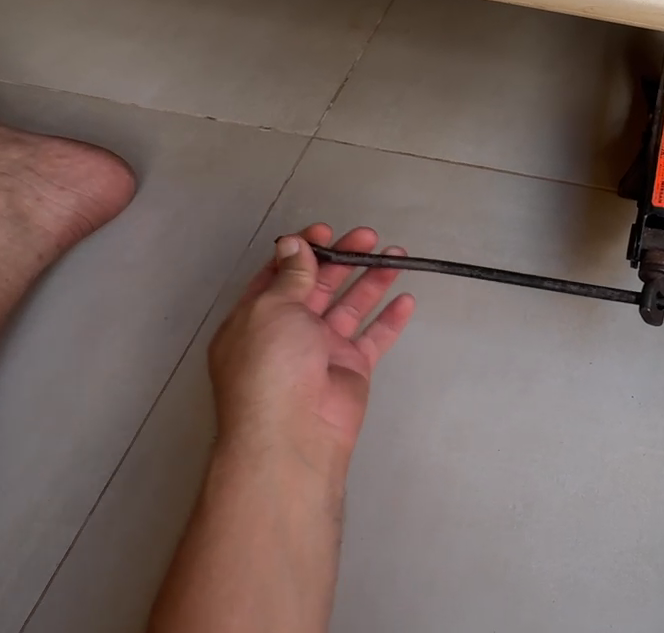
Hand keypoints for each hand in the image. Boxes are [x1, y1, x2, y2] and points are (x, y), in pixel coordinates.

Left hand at [207, 224, 415, 472]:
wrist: (293, 432)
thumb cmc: (271, 365)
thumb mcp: (272, 309)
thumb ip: (291, 275)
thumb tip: (293, 244)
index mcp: (257, 317)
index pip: (280, 274)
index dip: (302, 249)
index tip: (327, 230)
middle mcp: (287, 331)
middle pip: (319, 285)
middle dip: (343, 258)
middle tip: (368, 237)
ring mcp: (321, 350)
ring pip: (350, 305)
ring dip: (371, 279)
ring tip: (396, 254)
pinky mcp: (351, 367)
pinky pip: (373, 336)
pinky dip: (390, 318)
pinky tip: (407, 299)